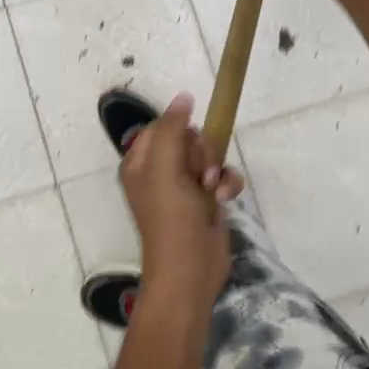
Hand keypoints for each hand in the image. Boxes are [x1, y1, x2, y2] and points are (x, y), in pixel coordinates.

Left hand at [120, 93, 244, 309]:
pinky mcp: (207, 200)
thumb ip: (173, 129)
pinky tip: (225, 199)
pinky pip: (223, 176)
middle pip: (189, 138)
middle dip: (201, 153)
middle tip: (199, 174)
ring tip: (212, 189)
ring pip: (209, 155)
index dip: (179, 131)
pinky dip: (227, 184)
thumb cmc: (170, 220)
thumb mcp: (165, 169)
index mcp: (140, 161)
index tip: (188, 142)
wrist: (190, 273)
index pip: (162, 125)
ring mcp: (185, 186)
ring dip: (216, 168)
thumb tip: (184, 96)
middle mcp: (160, 170)